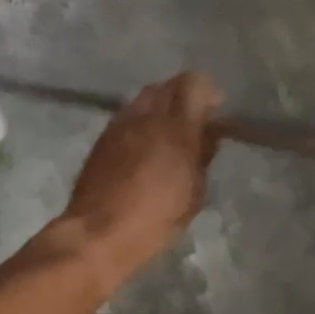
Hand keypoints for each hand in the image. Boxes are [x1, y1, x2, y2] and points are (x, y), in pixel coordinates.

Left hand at [65, 72, 223, 272]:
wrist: (99, 229)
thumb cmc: (155, 218)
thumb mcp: (194, 193)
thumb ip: (203, 156)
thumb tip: (209, 133)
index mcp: (175, 128)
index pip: (193, 84)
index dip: (207, 91)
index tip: (216, 109)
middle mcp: (145, 116)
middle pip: (166, 86)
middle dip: (183, 95)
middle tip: (194, 119)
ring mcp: (119, 123)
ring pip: (144, 98)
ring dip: (160, 106)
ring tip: (169, 132)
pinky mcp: (102, 136)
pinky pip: (127, 115)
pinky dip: (141, 121)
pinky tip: (145, 144)